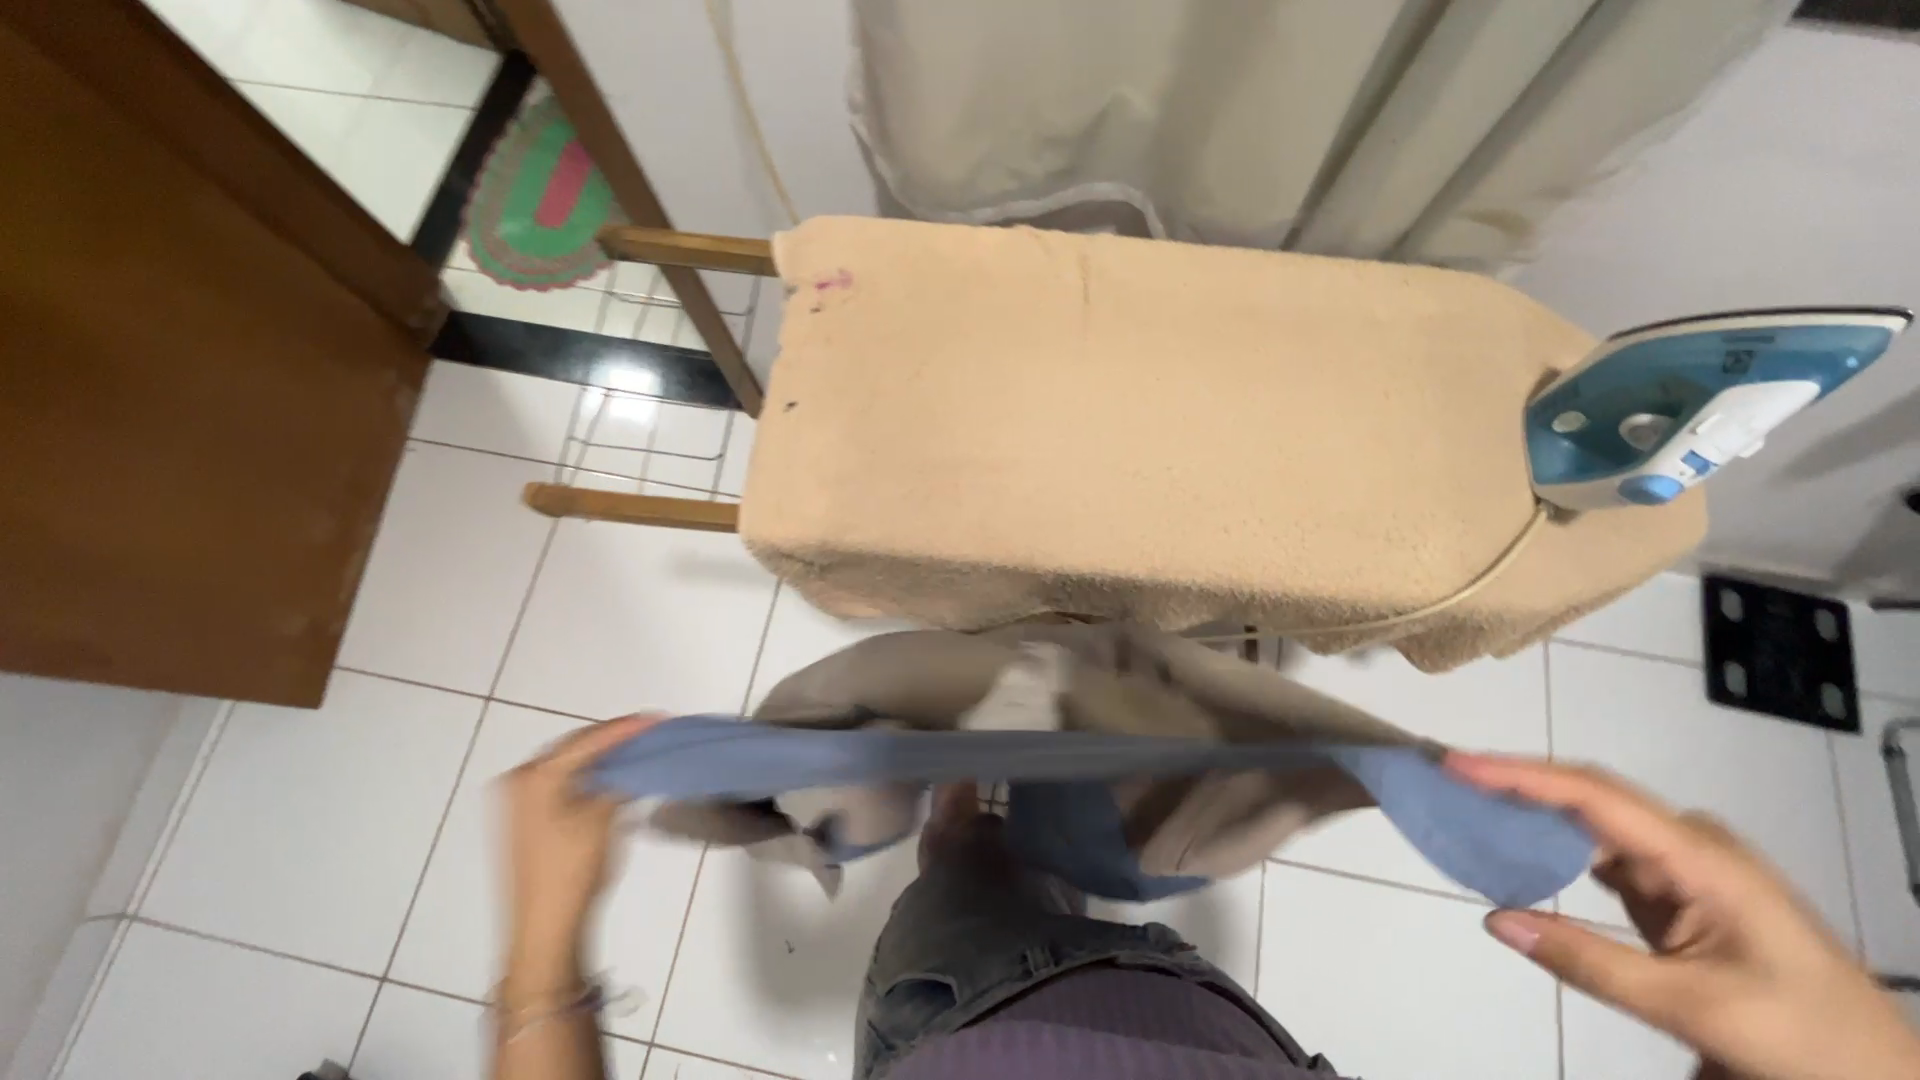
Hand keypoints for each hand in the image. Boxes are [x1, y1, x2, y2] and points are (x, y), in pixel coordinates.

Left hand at [497, 713, 659, 991]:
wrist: (544, 929)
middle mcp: (519, 781)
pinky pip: (564, 783)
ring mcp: (519, 801)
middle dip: (614, 738)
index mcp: (533, 776)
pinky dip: (591, 776)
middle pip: (575, 748)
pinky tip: (617, 773)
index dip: (626, 728)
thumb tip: (635, 766)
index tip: (659, 717)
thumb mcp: (602, 819)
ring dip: (604, 756)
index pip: (588, 741)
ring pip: (570, 765)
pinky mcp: (527, 819)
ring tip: (640, 746)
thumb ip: (618, 782)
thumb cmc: (571, 870)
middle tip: (651, 729)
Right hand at [1449, 753, 1919, 1079]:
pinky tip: (1514, 850)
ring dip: (1528, 813)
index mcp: (1702, 859)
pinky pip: (1599, 856)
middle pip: (1587, 797)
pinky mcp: (1674, 893)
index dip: (1520, 774)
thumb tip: (1494, 918)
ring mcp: (1684, 868)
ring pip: (1589, 824)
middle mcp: (1690, 847)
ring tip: (1465, 803)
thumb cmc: (1804, 1040)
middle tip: (1445, 777)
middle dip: (1513, 783)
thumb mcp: (1694, 1008)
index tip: (1456, 763)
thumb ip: (1589, 962)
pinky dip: (1551, 849)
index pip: (1594, 795)